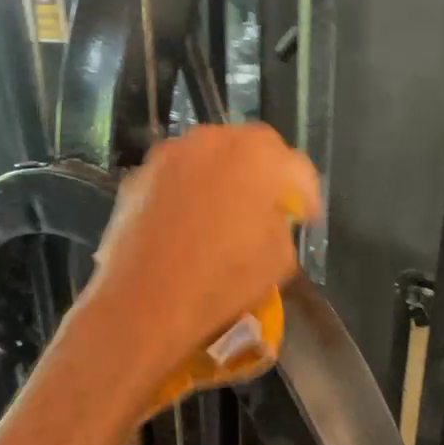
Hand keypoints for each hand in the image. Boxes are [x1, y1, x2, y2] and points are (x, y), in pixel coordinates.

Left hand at [77, 123, 322, 386]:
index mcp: (256, 155)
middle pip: (249, 153)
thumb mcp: (278, 261)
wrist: (143, 304)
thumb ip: (282, 227)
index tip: (306, 219)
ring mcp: (169, 156)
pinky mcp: (137, 179)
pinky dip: (188, 197)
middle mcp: (211, 140)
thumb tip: (271, 219)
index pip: (295, 167)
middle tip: (266, 213)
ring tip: (225, 220)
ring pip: (208, 162)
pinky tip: (188, 230)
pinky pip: (176, 181)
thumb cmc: (220, 283)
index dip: (305, 196)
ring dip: (222, 185)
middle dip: (262, 180)